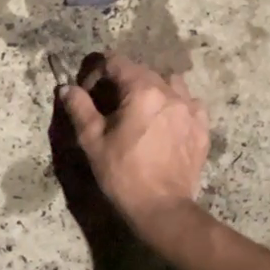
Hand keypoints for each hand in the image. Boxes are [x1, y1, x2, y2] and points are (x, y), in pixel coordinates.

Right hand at [58, 53, 209, 231]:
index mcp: (142, 90)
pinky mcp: (202, 128)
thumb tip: (66, 88)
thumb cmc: (123, 173)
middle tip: (108, 107)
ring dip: (152, 89)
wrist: (162, 208)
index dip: (96, 73)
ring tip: (141, 111)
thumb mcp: (92, 140)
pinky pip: (189, 104)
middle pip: (141, 71)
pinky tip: (166, 123)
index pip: (115, 62)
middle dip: (121, 82)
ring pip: (169, 83)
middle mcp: (170, 92)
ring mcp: (190, 109)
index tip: (88, 94)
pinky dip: (175, 106)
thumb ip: (79, 108)